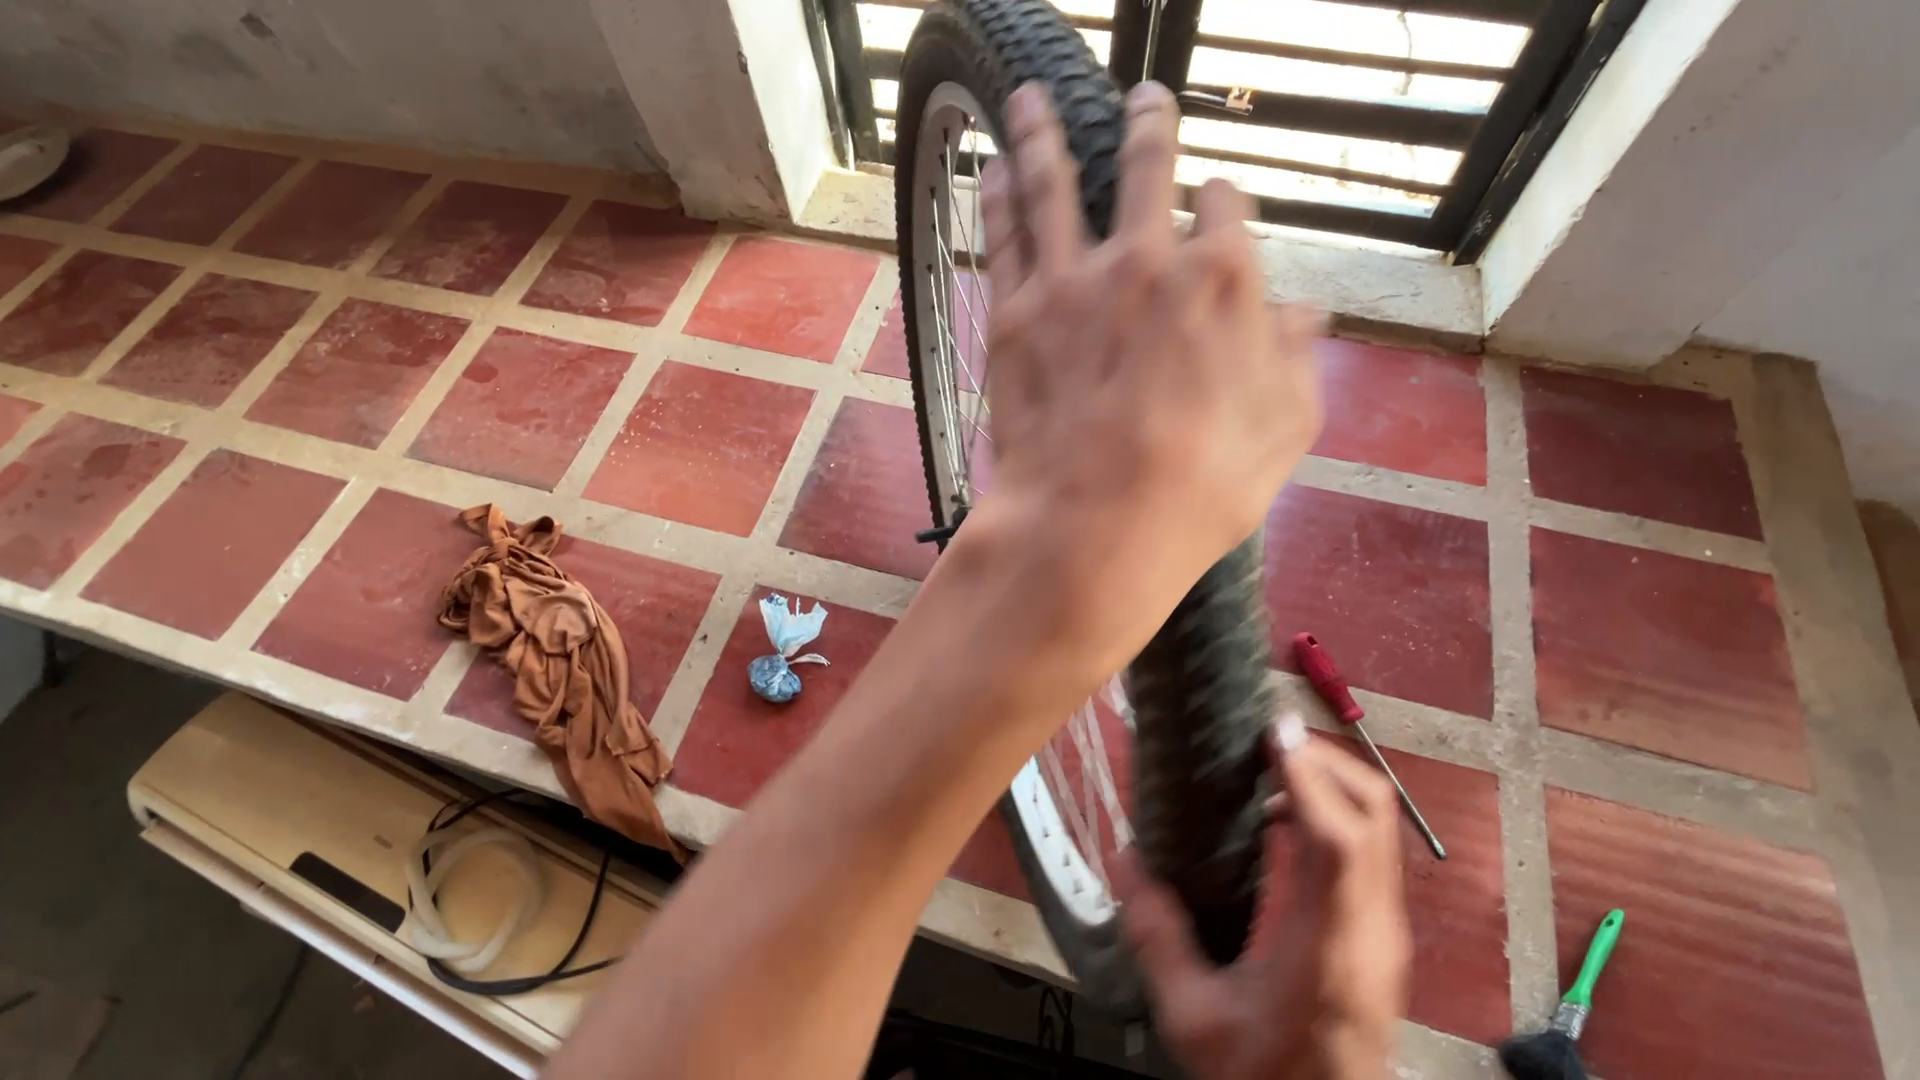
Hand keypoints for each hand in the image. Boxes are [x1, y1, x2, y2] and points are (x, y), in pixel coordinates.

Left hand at [965, 81, 1322, 646]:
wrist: (1094, 522)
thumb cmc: (1202, 484)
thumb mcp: (1285, 427)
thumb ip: (1295, 358)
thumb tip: (1307, 314)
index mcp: (1221, 278)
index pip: (1225, 211)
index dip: (1222, 208)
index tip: (1216, 211)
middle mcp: (1143, 258)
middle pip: (1143, 168)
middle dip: (1148, 127)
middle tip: (1143, 100)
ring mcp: (1070, 281)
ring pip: (1055, 183)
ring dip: (1044, 132)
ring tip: (1031, 96)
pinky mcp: (1014, 314)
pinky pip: (1004, 237)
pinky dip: (997, 196)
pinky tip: (992, 168)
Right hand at [1119, 716, 1410, 1079]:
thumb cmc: (1264, 1072)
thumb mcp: (1194, 1016)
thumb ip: (1157, 937)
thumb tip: (1124, 862)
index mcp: (1327, 946)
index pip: (1338, 842)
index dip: (1309, 779)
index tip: (1273, 735)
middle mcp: (1371, 927)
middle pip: (1374, 816)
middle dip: (1325, 762)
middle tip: (1268, 741)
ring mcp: (1385, 927)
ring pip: (1380, 826)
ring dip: (1332, 782)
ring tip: (1273, 767)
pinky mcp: (1384, 930)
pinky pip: (1370, 847)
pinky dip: (1335, 811)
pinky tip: (1284, 818)